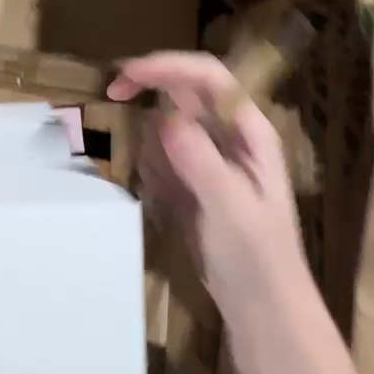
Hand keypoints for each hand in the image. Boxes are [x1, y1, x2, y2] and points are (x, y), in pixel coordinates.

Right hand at [108, 52, 311, 317]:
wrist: (262, 307)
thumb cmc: (256, 258)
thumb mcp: (230, 208)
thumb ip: (200, 161)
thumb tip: (164, 118)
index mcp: (250, 132)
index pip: (210, 78)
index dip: (169, 66)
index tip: (127, 75)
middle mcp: (230, 136)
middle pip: (187, 88)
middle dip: (150, 81)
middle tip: (111, 91)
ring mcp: (210, 156)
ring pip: (172, 114)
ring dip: (142, 109)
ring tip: (111, 119)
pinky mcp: (192, 178)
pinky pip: (163, 146)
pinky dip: (142, 142)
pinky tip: (128, 157)